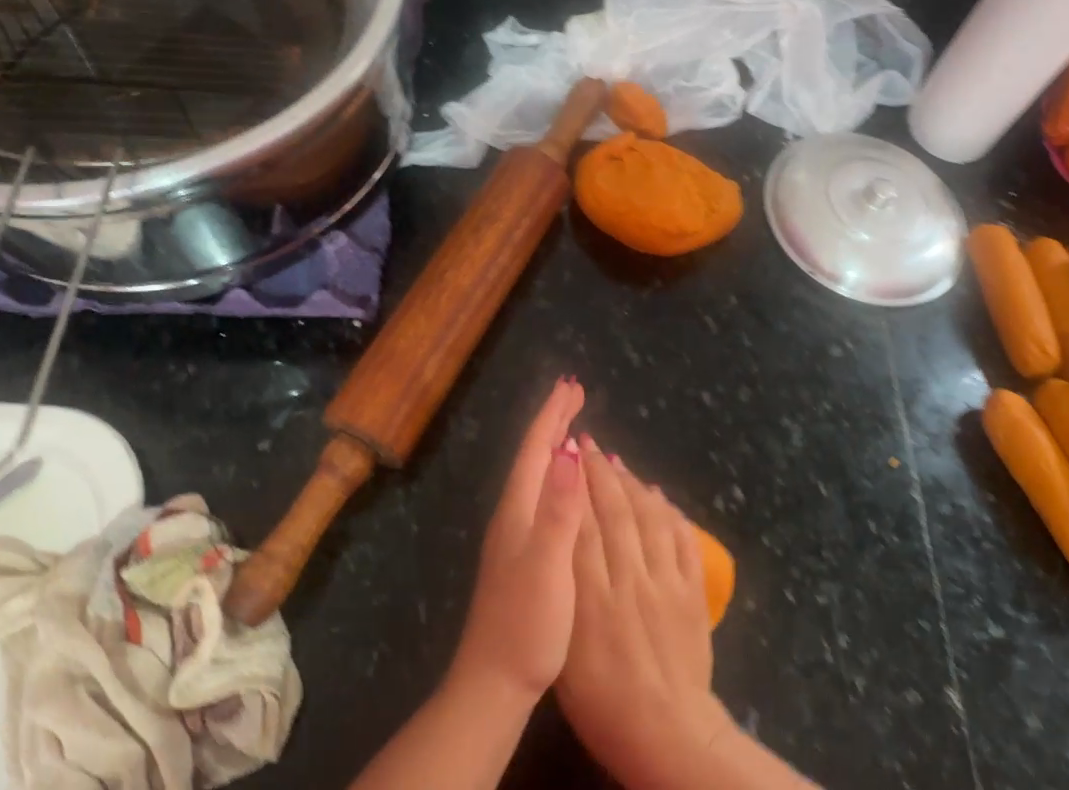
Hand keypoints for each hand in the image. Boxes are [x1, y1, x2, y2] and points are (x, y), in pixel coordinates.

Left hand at [450, 377, 588, 702]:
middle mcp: (512, 518)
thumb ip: (561, 510)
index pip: (536, 451)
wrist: (494, 683)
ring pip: (536, 478)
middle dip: (553, 424)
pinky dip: (557, 479)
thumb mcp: (549, 566)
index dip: (553, 416)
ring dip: (554, 448)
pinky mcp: (522, 559)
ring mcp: (514, 540)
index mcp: (518, 513)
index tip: (571, 386)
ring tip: (572, 429)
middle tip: (574, 394)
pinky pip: (542, 500)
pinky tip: (566, 491)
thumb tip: (572, 452)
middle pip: (533, 459)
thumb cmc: (526, 625)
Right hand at [556, 437, 735, 786]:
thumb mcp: (567, 651)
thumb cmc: (602, 700)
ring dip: (633, 485)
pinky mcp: (693, 593)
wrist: (666, 731)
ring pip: (649, 518)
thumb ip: (566, 594)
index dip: (573, 484)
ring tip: (619, 462)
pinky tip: (661, 498)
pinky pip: (684, 542)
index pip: (580, 524)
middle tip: (589, 442)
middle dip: (600, 472)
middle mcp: (629, 577)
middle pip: (614, 511)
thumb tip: (562, 547)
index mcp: (592, 593)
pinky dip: (671, 514)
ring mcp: (666, 582)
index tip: (564, 454)